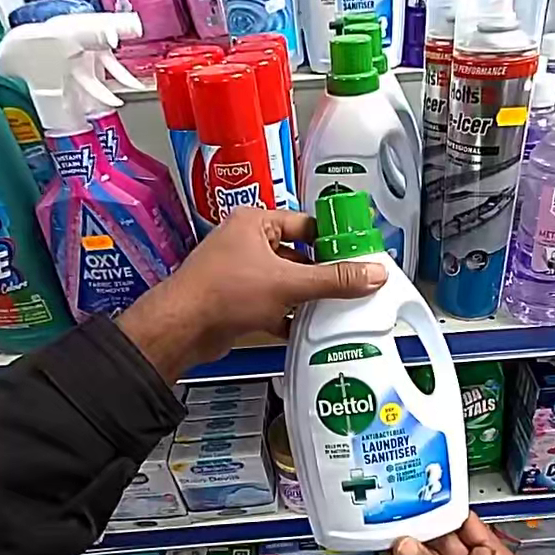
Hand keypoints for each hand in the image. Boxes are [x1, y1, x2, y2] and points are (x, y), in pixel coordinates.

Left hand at [117, 208, 386, 381]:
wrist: (182, 330)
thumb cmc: (223, 292)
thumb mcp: (288, 283)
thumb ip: (333, 280)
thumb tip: (372, 274)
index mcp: (256, 223)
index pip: (306, 224)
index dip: (332, 238)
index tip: (358, 253)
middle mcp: (247, 244)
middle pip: (299, 256)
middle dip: (323, 274)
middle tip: (354, 284)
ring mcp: (241, 273)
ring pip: (286, 282)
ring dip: (308, 297)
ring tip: (338, 307)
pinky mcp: (238, 301)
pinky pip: (274, 304)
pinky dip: (290, 316)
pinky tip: (309, 328)